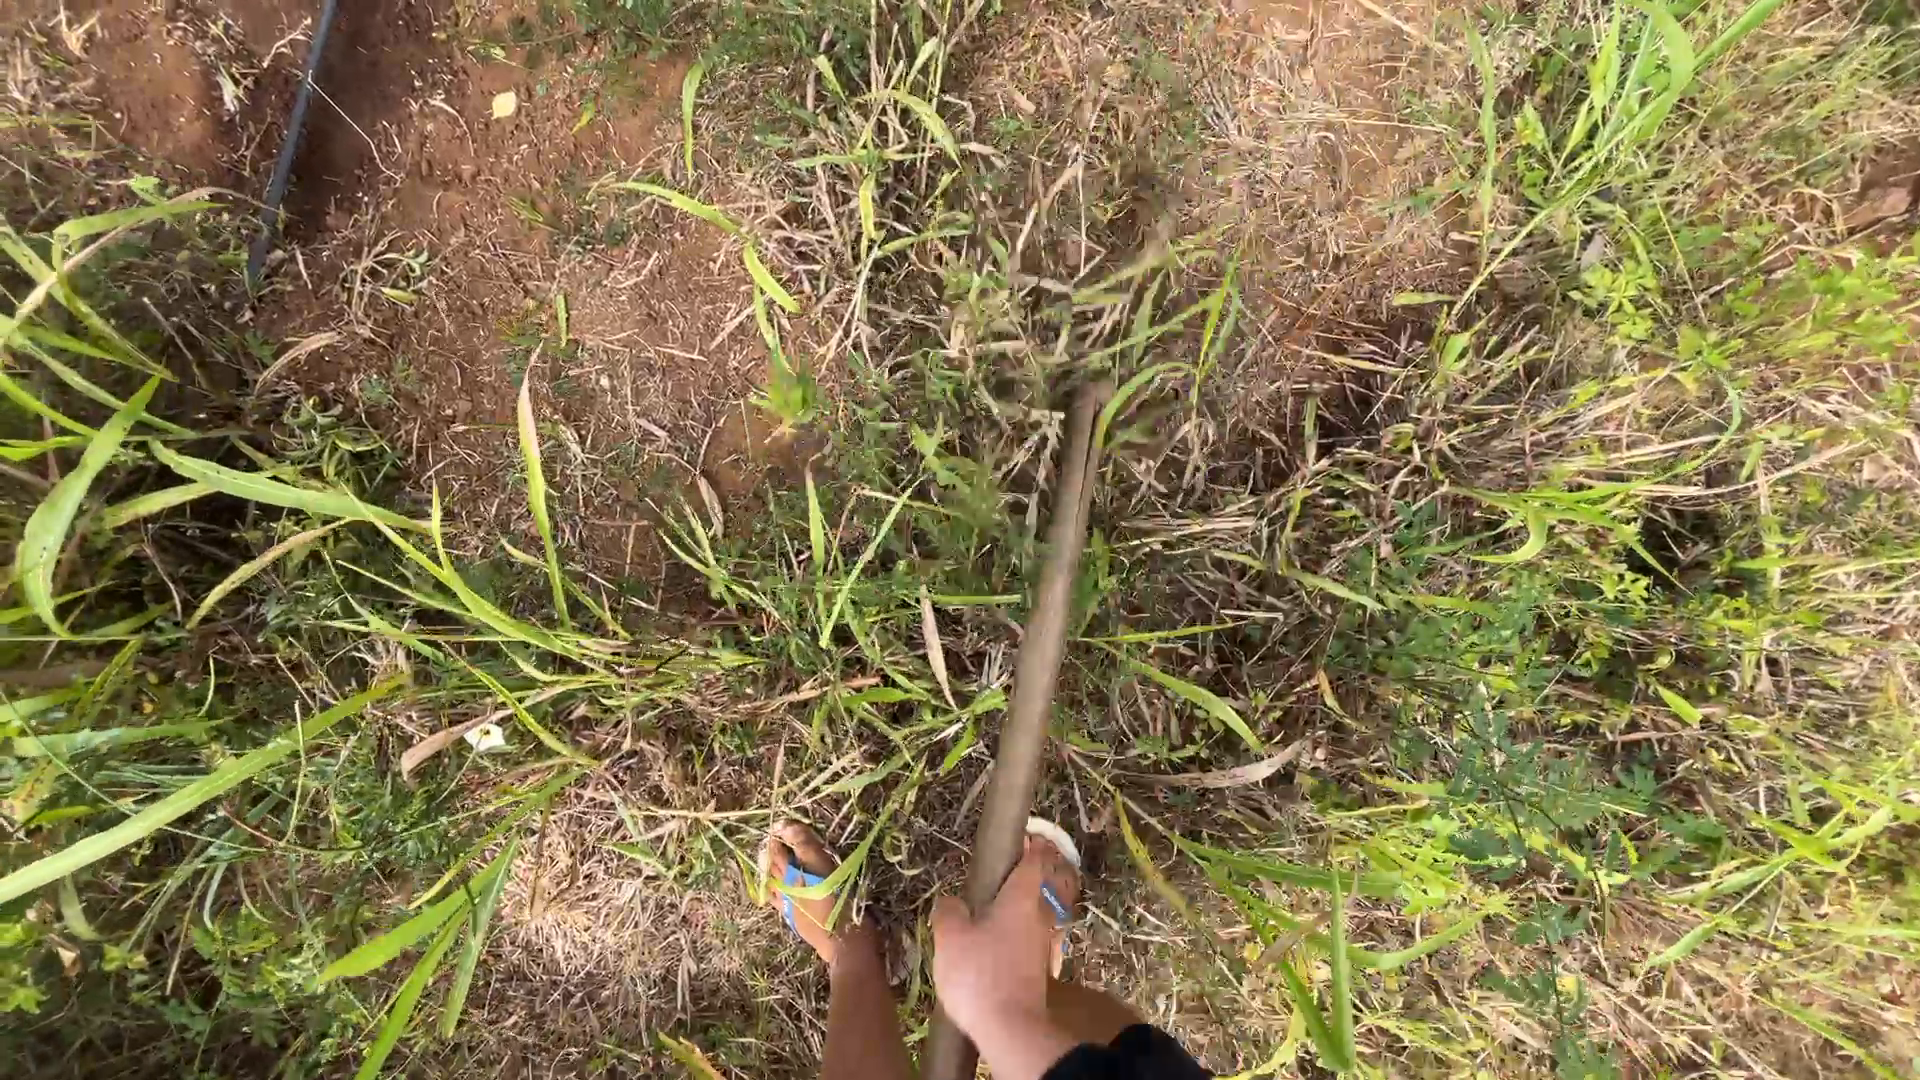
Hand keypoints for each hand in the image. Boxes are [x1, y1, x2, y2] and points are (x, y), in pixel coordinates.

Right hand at [931, 838, 1076, 1079]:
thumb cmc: (980, 973)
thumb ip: (949, 911)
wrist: (1012, 1031)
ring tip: (978, 922)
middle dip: (1009, 886)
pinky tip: (985, 954)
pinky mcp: (1036, 974)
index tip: (1020, 837)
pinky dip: (1006, 943)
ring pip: (1023, 920)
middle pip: (1028, 891)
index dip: (1027, 846)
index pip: (1032, 860)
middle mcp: (1037, 916)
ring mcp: (1040, 947)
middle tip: (983, 886)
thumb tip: (951, 901)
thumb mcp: (950, 936)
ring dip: (1006, 918)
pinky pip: (1020, 946)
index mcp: (1020, 897)